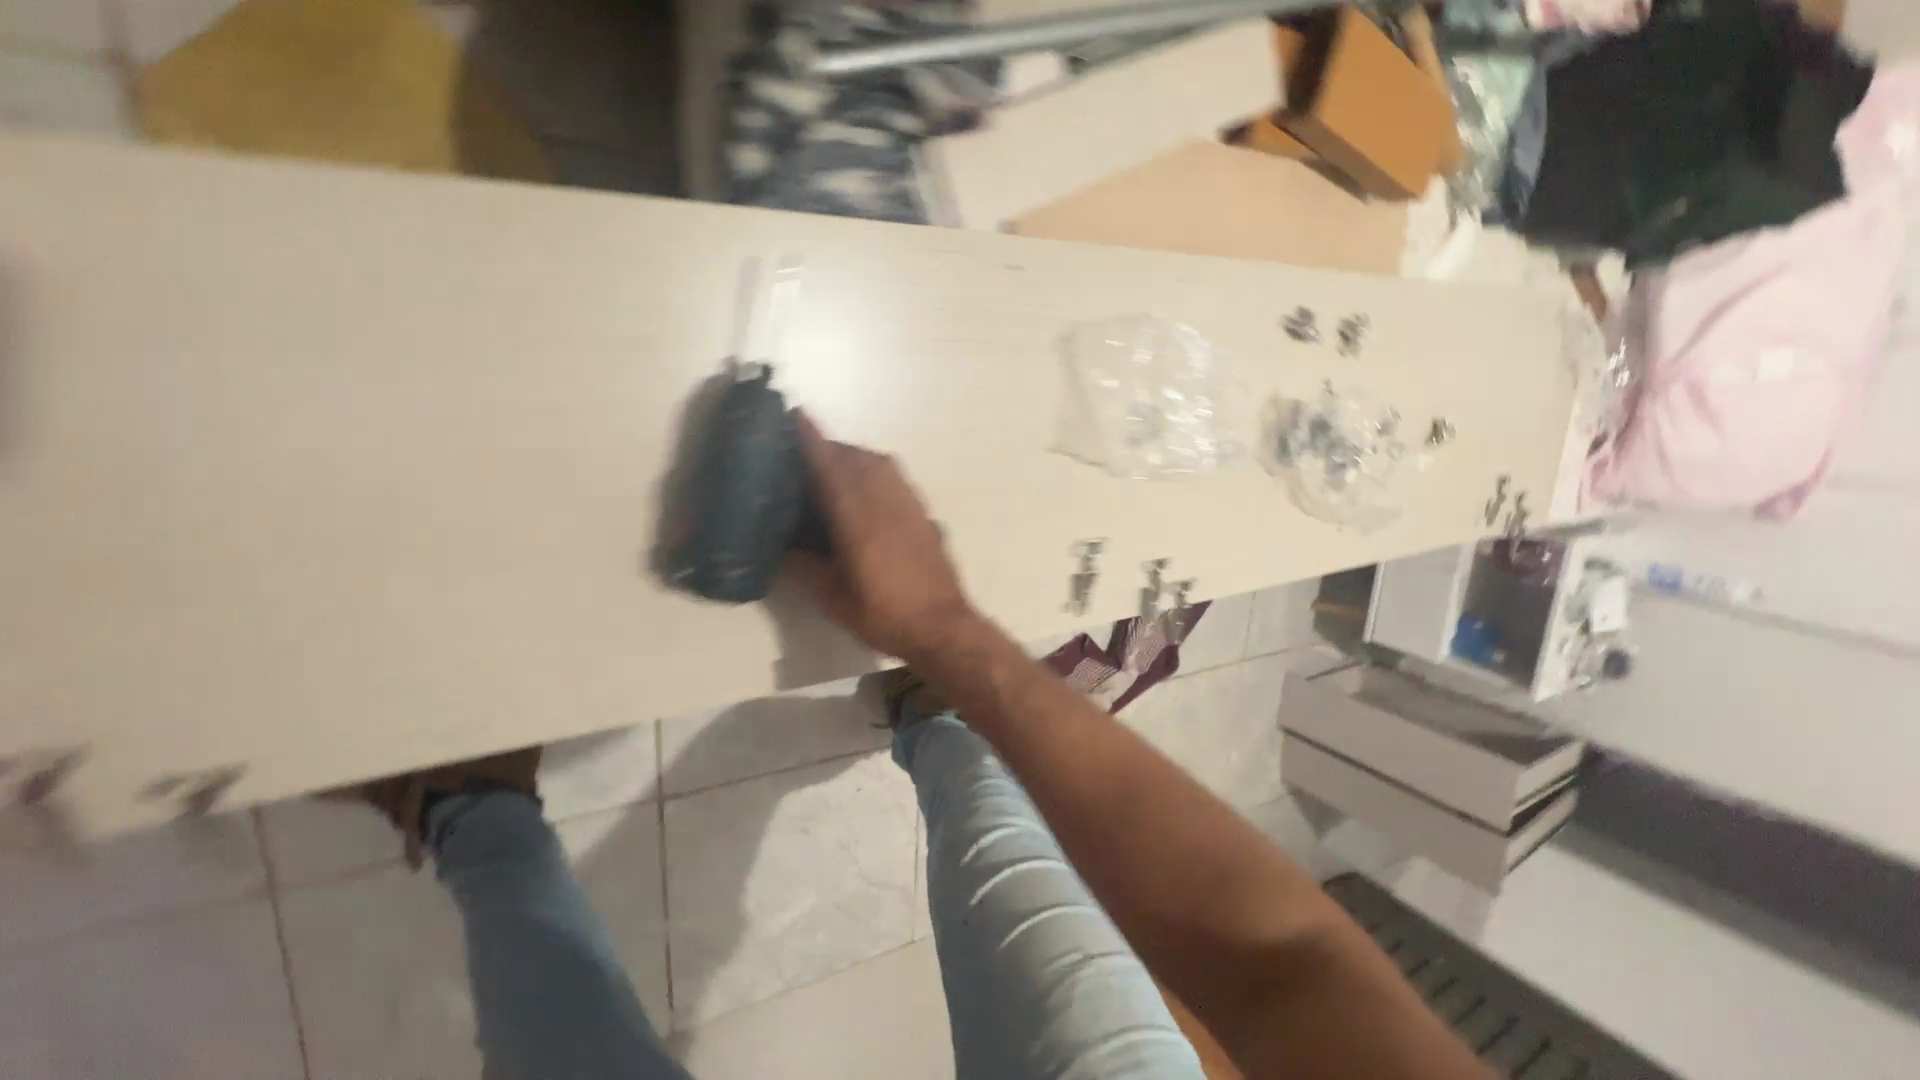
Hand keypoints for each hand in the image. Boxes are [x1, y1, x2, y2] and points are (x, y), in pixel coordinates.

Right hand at [787, 410, 979, 662]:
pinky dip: (876, 472)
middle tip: (806, 450)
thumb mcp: (835, 599)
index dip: (813, 442)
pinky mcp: (926, 515)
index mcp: (859, 522)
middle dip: (831, 448)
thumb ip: (807, 568)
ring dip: (855, 457)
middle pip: (857, 459)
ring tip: (834, 468)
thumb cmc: (885, 616)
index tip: (797, 415)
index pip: (832, 471)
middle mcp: (886, 504)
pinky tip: (868, 490)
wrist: (944, 627)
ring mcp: (911, 506)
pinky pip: (897, 479)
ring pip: (881, 465)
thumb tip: (784, 546)